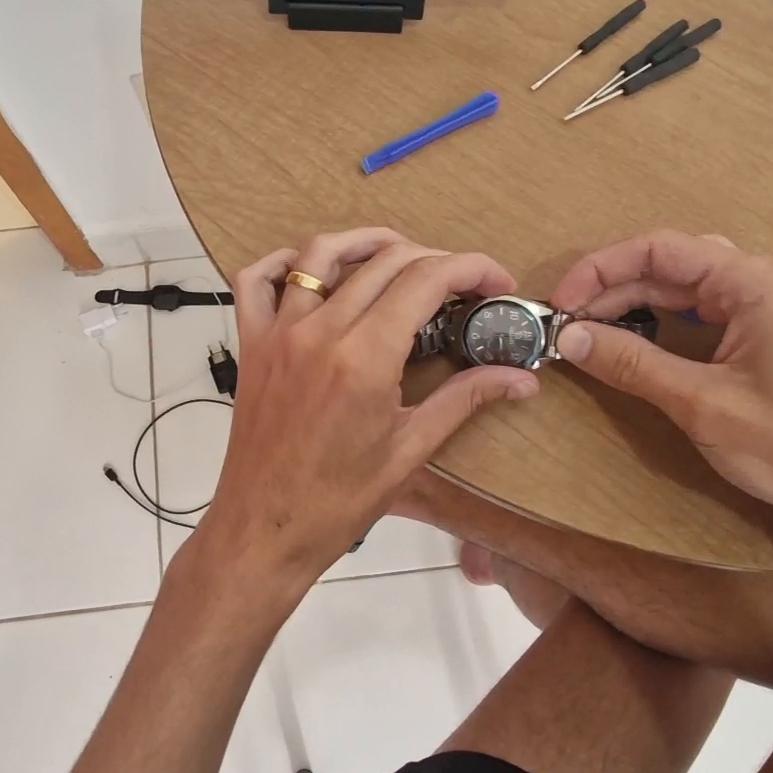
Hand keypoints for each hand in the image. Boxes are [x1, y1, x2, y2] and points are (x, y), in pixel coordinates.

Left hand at [199, 228, 540, 588]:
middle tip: (461, 284)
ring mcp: (279, 333)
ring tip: (401, 255)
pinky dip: (284, 262)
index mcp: (365, 358)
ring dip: (366, 242)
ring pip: (321, 253)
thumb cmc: (337, 502)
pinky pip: (256, 281)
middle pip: (386, 260)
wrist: (264, 530)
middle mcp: (320, 332)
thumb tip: (520, 378)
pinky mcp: (252, 344)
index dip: (472, 269)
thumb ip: (465, 400)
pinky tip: (313, 271)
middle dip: (435, 258)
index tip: (496, 284)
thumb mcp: (410, 451)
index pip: (427, 279)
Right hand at [549, 230, 772, 530]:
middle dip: (614, 288)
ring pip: (691, 288)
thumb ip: (632, 363)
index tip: (561, 302)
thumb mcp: (702, 404)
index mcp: (759, 282)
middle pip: (674, 265)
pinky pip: (711, 311)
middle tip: (567, 323)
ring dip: (638, 305)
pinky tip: (640, 342)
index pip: (661, 250)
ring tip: (592, 332)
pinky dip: (668, 323)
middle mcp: (770, 280)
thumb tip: (570, 337)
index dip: (601, 268)